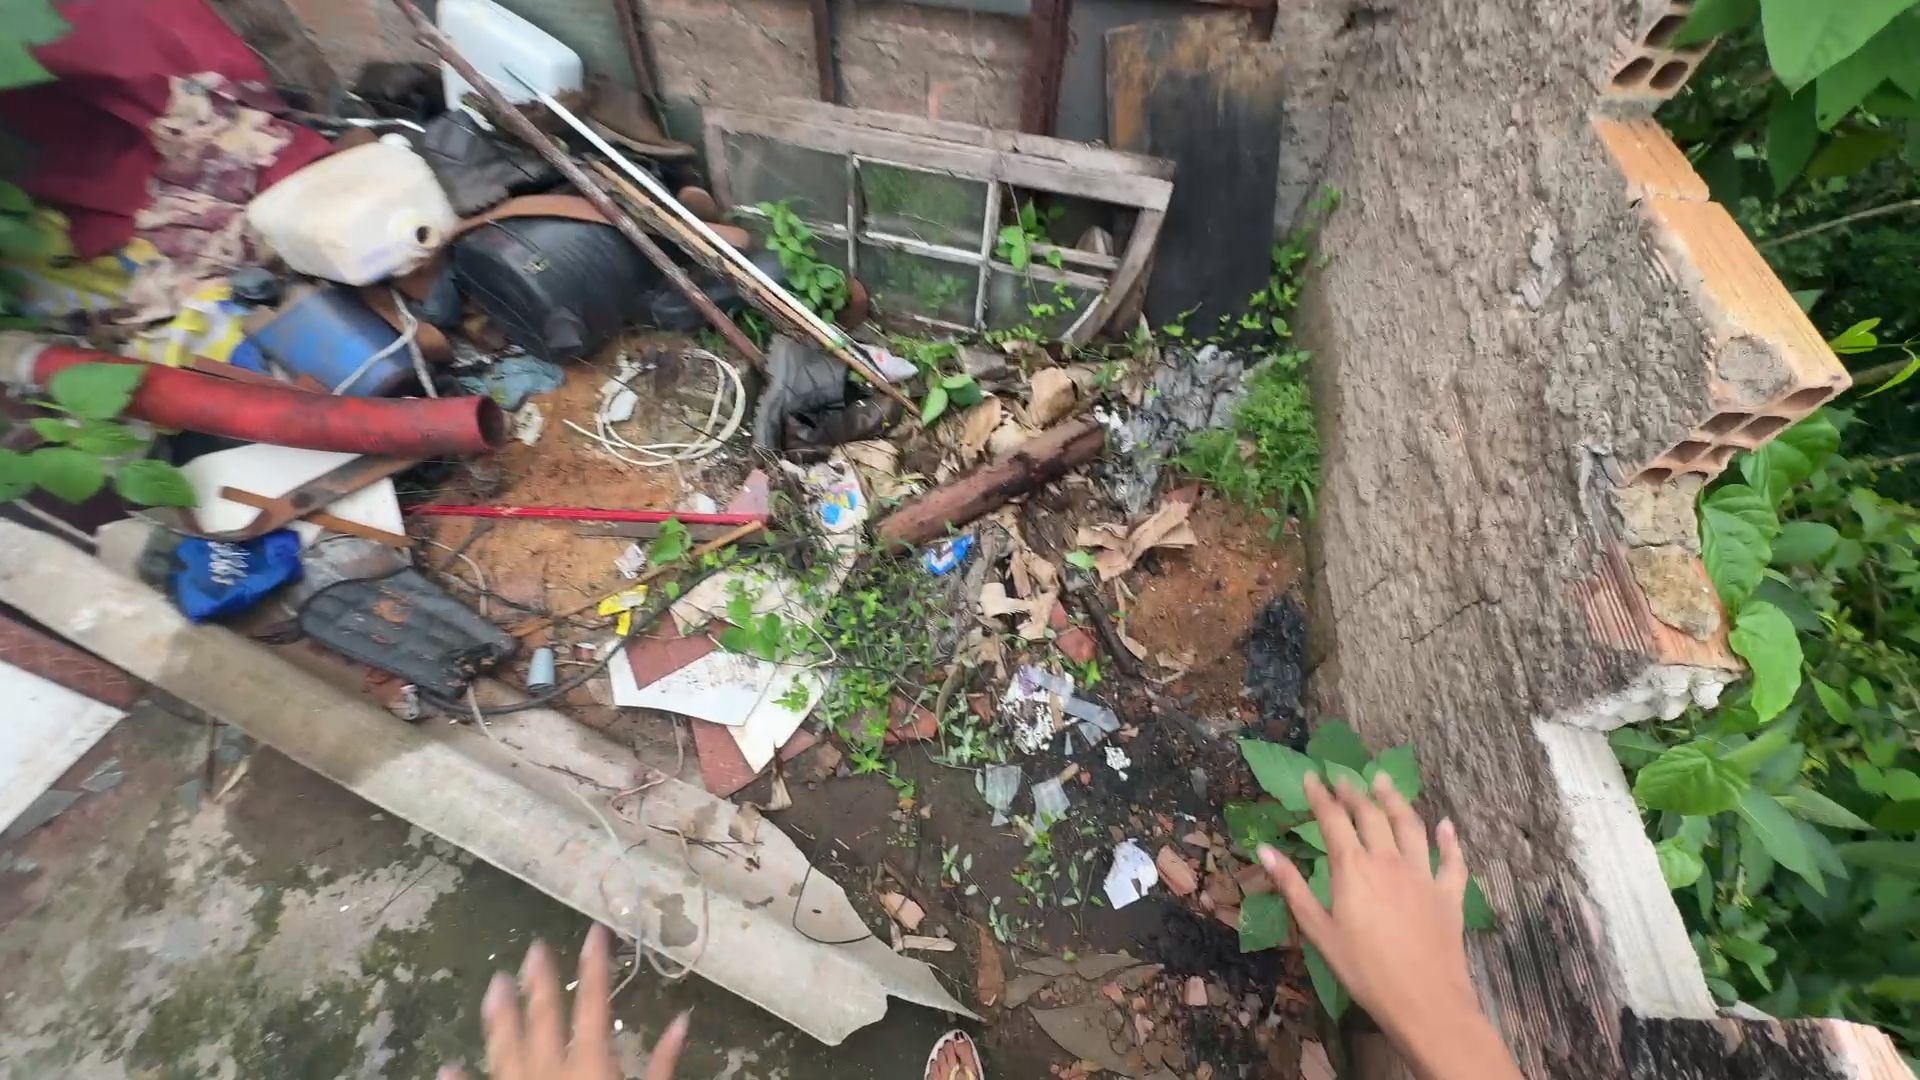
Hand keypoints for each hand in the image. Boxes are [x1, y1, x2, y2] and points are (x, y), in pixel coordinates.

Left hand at [439, 924, 687, 1079]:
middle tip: (533, 948)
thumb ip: (662, 1065)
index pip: (593, 1005)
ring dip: (499, 1019)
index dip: (595, 966)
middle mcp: (551, 1076)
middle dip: (540, 983)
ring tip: (494, 985)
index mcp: (591, 1068)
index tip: (595, 932)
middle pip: (544, 1021)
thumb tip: (683, 1020)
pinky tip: (449, 1067)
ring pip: (504, 1052)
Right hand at [1259, 771, 1518, 1079]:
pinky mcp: (1449, 896)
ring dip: (1396, 800)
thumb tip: (1264, 849)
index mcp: (1353, 867)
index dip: (1320, 795)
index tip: (1311, 776)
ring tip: (1385, 781)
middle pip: (1370, 815)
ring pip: (1410, 827)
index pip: (1332, 819)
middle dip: (1354, 792)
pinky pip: (1453, 862)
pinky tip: (1448, 826)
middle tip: (1342, 777)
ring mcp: (1422, 876)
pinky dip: (1451, 841)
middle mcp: (1387, 861)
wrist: (1427, 1005)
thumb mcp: (1317, 929)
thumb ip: (1292, 885)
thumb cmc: (1363, 969)